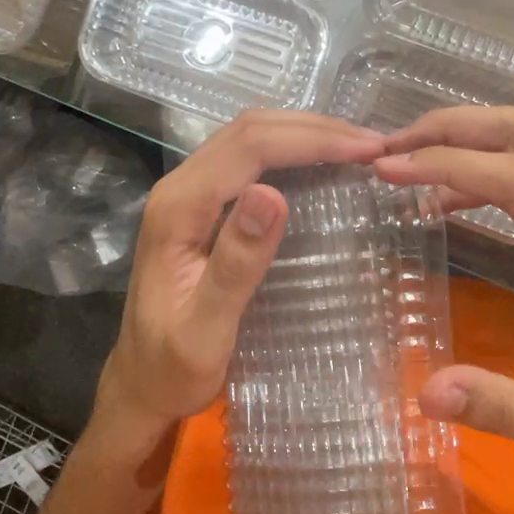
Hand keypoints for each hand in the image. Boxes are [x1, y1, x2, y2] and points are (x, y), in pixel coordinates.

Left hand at [98, 111, 386, 429]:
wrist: (139, 385)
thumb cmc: (172, 368)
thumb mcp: (206, 330)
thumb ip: (235, 264)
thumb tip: (272, 194)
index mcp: (178, 208)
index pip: (248, 148)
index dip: (310, 140)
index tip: (367, 150)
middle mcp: (179, 187)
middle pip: (248, 130)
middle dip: (314, 128)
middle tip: (374, 144)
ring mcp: (188, 193)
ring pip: (247, 138)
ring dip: (303, 134)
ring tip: (358, 148)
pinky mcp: (201, 207)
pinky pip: (248, 159)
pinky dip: (290, 152)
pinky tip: (321, 165)